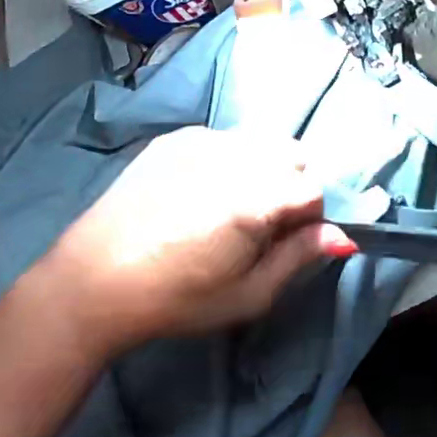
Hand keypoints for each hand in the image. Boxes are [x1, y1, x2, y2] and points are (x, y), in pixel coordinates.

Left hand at [23, 128, 356, 357]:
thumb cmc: (176, 298)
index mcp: (255, 199)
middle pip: (293, 153)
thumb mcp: (248, 294)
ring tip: (232, 206)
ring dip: (265, 168)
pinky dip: (231, 159)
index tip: (287, 242)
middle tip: (263, 225)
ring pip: (261, 141)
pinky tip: (202, 192)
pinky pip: (225, 138)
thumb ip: (299, 257)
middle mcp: (234, 158)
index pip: (314, 188)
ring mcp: (201, 141)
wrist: (93, 281)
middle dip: (293, 185)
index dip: (310, 218)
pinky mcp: (174, 138)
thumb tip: (343, 236)